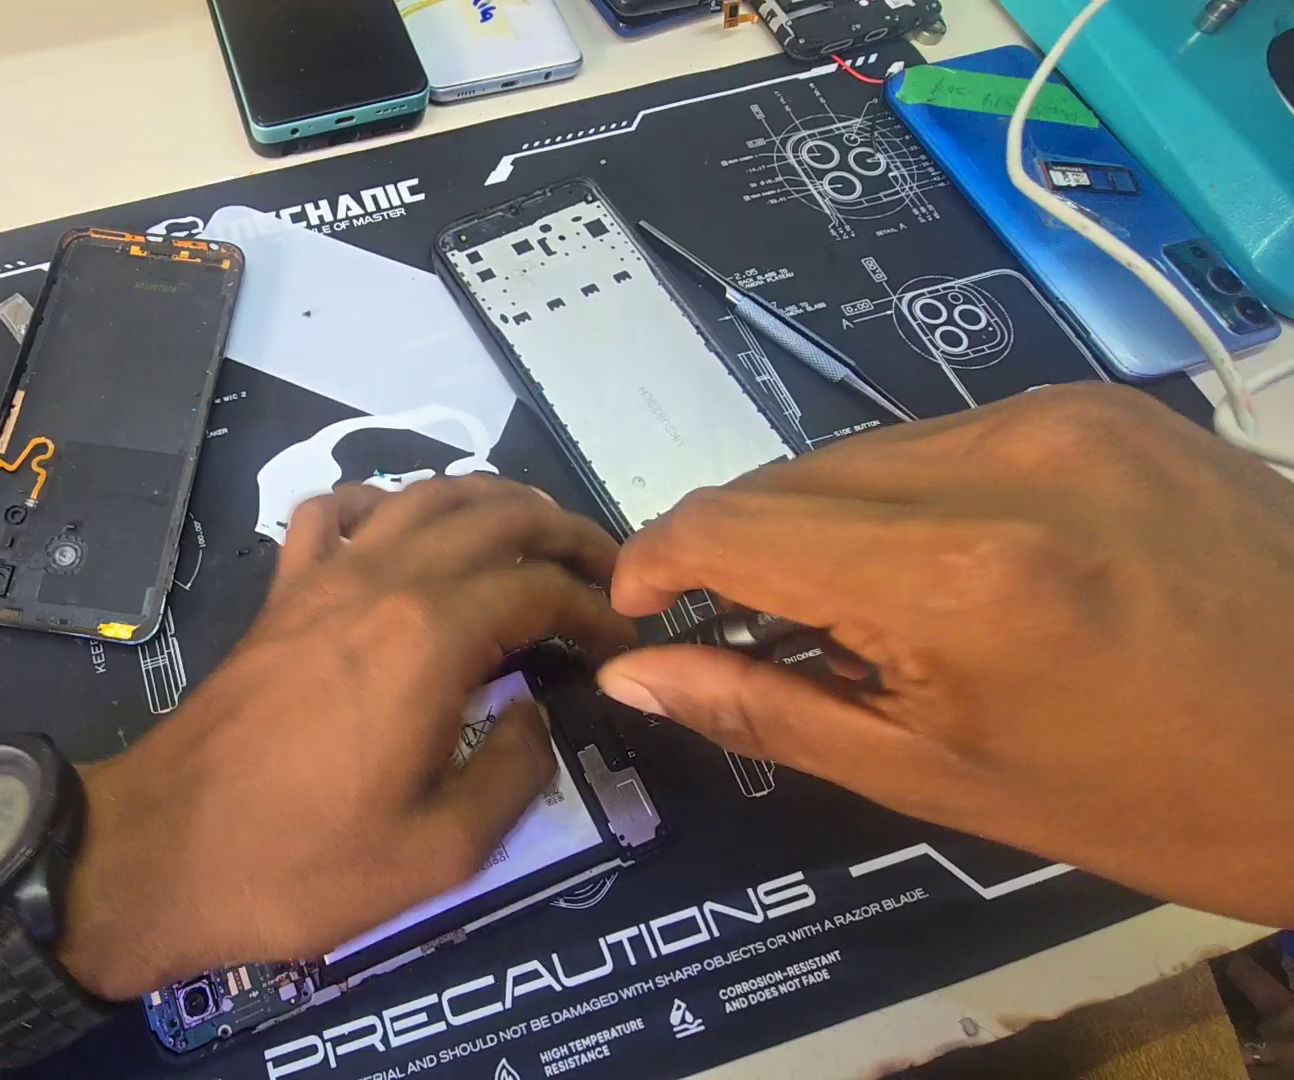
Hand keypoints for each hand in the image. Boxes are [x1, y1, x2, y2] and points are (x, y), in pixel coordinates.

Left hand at [56, 476, 632, 998]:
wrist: (163, 848)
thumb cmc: (301, 863)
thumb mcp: (441, 853)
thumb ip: (514, 772)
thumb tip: (535, 714)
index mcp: (430, 638)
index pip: (539, 589)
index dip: (595, 610)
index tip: (621, 642)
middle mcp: (382, 580)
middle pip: (494, 517)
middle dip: (563, 533)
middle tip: (602, 569)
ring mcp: (324, 575)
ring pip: (423, 496)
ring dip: (489, 501)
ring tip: (530, 532)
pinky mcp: (282, 590)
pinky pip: (332, 511)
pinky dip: (380, 502)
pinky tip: (401, 529)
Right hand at [598, 384, 1293, 926]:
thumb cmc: (1164, 797)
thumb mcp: (932, 777)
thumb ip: (756, 710)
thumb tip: (630, 676)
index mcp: (953, 576)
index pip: (727, 525)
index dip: (653, 558)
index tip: (637, 606)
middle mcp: (992, 462)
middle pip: (769, 482)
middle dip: (722, 551)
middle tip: (738, 626)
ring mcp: (1047, 416)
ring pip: (831, 457)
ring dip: (792, 525)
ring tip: (833, 604)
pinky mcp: (1083, 405)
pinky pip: (908, 443)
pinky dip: (866, 502)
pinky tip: (911, 561)